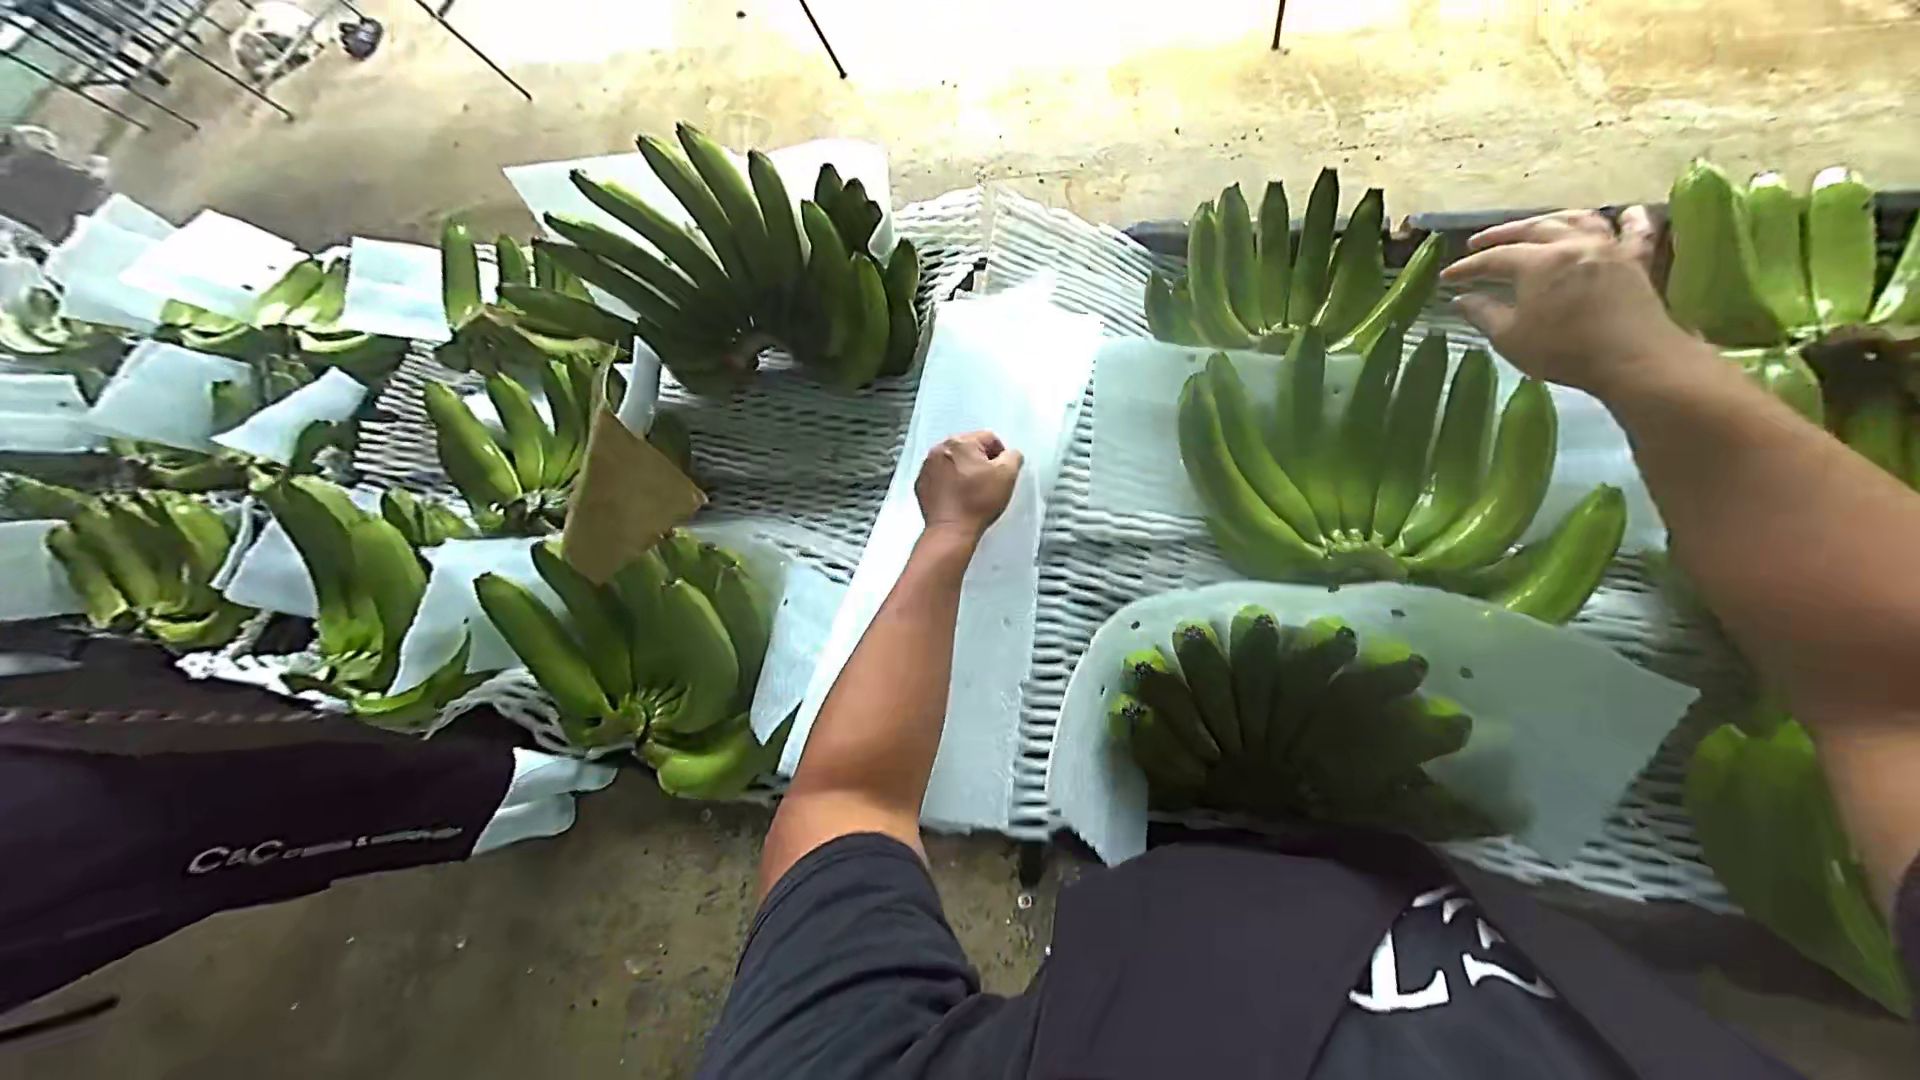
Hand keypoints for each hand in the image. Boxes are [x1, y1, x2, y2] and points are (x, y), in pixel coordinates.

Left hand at [915, 431, 1023, 540]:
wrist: (951, 530)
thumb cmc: (977, 502)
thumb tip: (1010, 454)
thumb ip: (1013, 456)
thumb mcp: (1007, 475)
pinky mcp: (922, 483)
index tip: (1001, 473)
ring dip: (964, 471)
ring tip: (972, 491)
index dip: (1000, 455)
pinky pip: (940, 476)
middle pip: (969, 448)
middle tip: (987, 483)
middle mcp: (940, 449)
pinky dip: (950, 483)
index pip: (989, 438)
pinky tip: (958, 497)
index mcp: (960, 442)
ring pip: (954, 461)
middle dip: (981, 462)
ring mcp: (927, 467)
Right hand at [1441, 208, 1714, 396]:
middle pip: (1534, 228)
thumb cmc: (1561, 350)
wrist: (1631, 359)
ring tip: (1535, 226)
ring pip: (1580, 220)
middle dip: (1501, 234)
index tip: (1446, 277)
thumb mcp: (1508, 336)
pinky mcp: (1636, 261)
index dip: (1467, 267)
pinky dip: (1629, 219)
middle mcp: (1575, 245)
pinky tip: (1625, 213)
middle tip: (1477, 243)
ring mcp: (1610, 249)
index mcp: (1540, 263)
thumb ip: (1482, 313)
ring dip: (1552, 220)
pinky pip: (1636, 231)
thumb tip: (1461, 300)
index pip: (1494, 258)